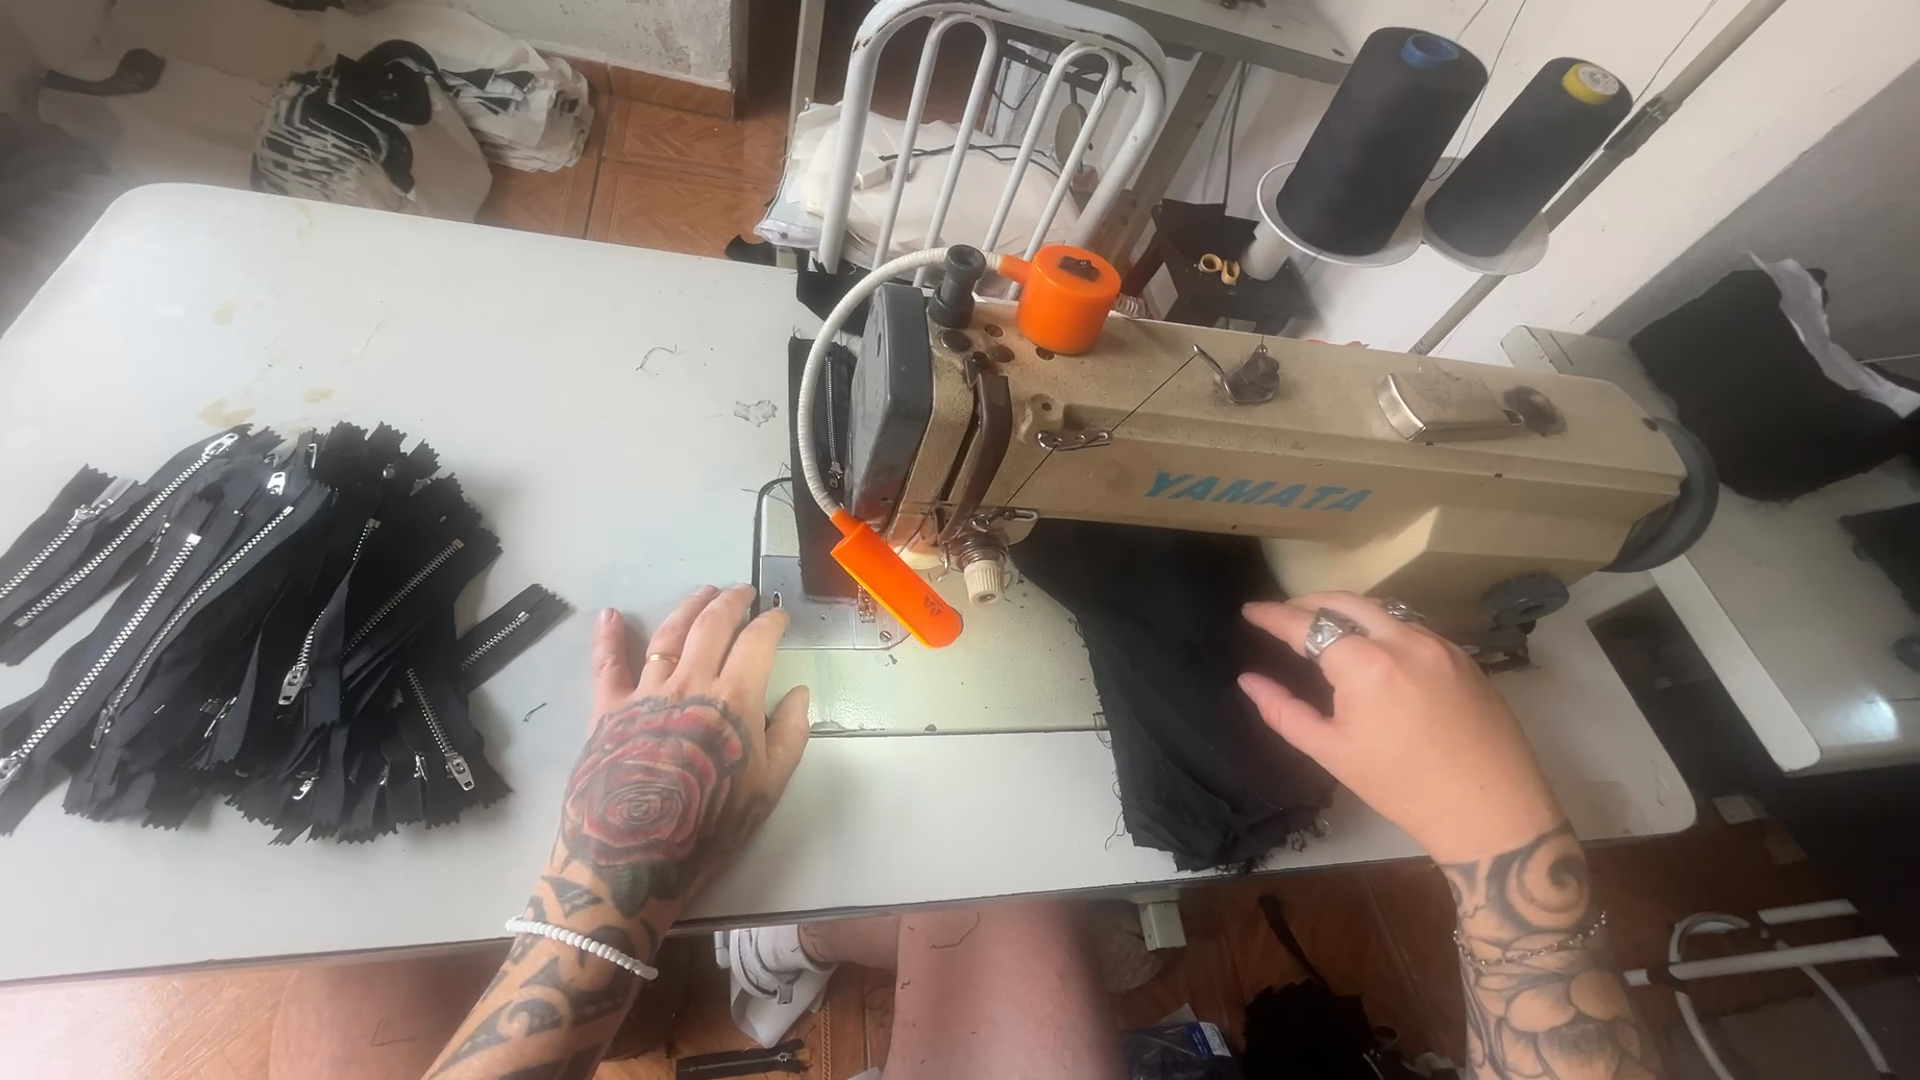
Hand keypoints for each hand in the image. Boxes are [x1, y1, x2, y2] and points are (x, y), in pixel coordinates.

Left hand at [533, 585, 809, 954]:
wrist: (629, 862)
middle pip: (712, 625)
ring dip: (688, 606)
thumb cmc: (708, 827)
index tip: (780, 615)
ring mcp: (645, 693)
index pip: (758, 641)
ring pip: (668, 634)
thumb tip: (797, 692)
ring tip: (703, 592)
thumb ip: (790, 734)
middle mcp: (690, 683)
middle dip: (732, 601)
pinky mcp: (607, 710)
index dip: (772, 622)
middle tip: (744, 591)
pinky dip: (609, 637)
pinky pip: (607, 665)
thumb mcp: (769, 787)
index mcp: (734, 699)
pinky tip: (611, 615)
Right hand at [1239, 592, 1562, 863]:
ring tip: (1319, 627)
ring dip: (1343, 610)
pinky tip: (1368, 648)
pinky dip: (1377, 625)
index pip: (1306, 625)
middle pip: (1343, 601)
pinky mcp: (1462, 657)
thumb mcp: (1331, 752)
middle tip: (1280, 615)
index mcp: (1366, 666)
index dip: (1272, 615)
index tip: (1249, 611)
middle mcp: (1404, 641)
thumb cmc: (1401, 787)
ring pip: (1380, 608)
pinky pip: (1409, 626)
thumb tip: (1248, 680)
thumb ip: (1282, 711)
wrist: (1494, 815)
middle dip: (1306, 603)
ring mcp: (1439, 645)